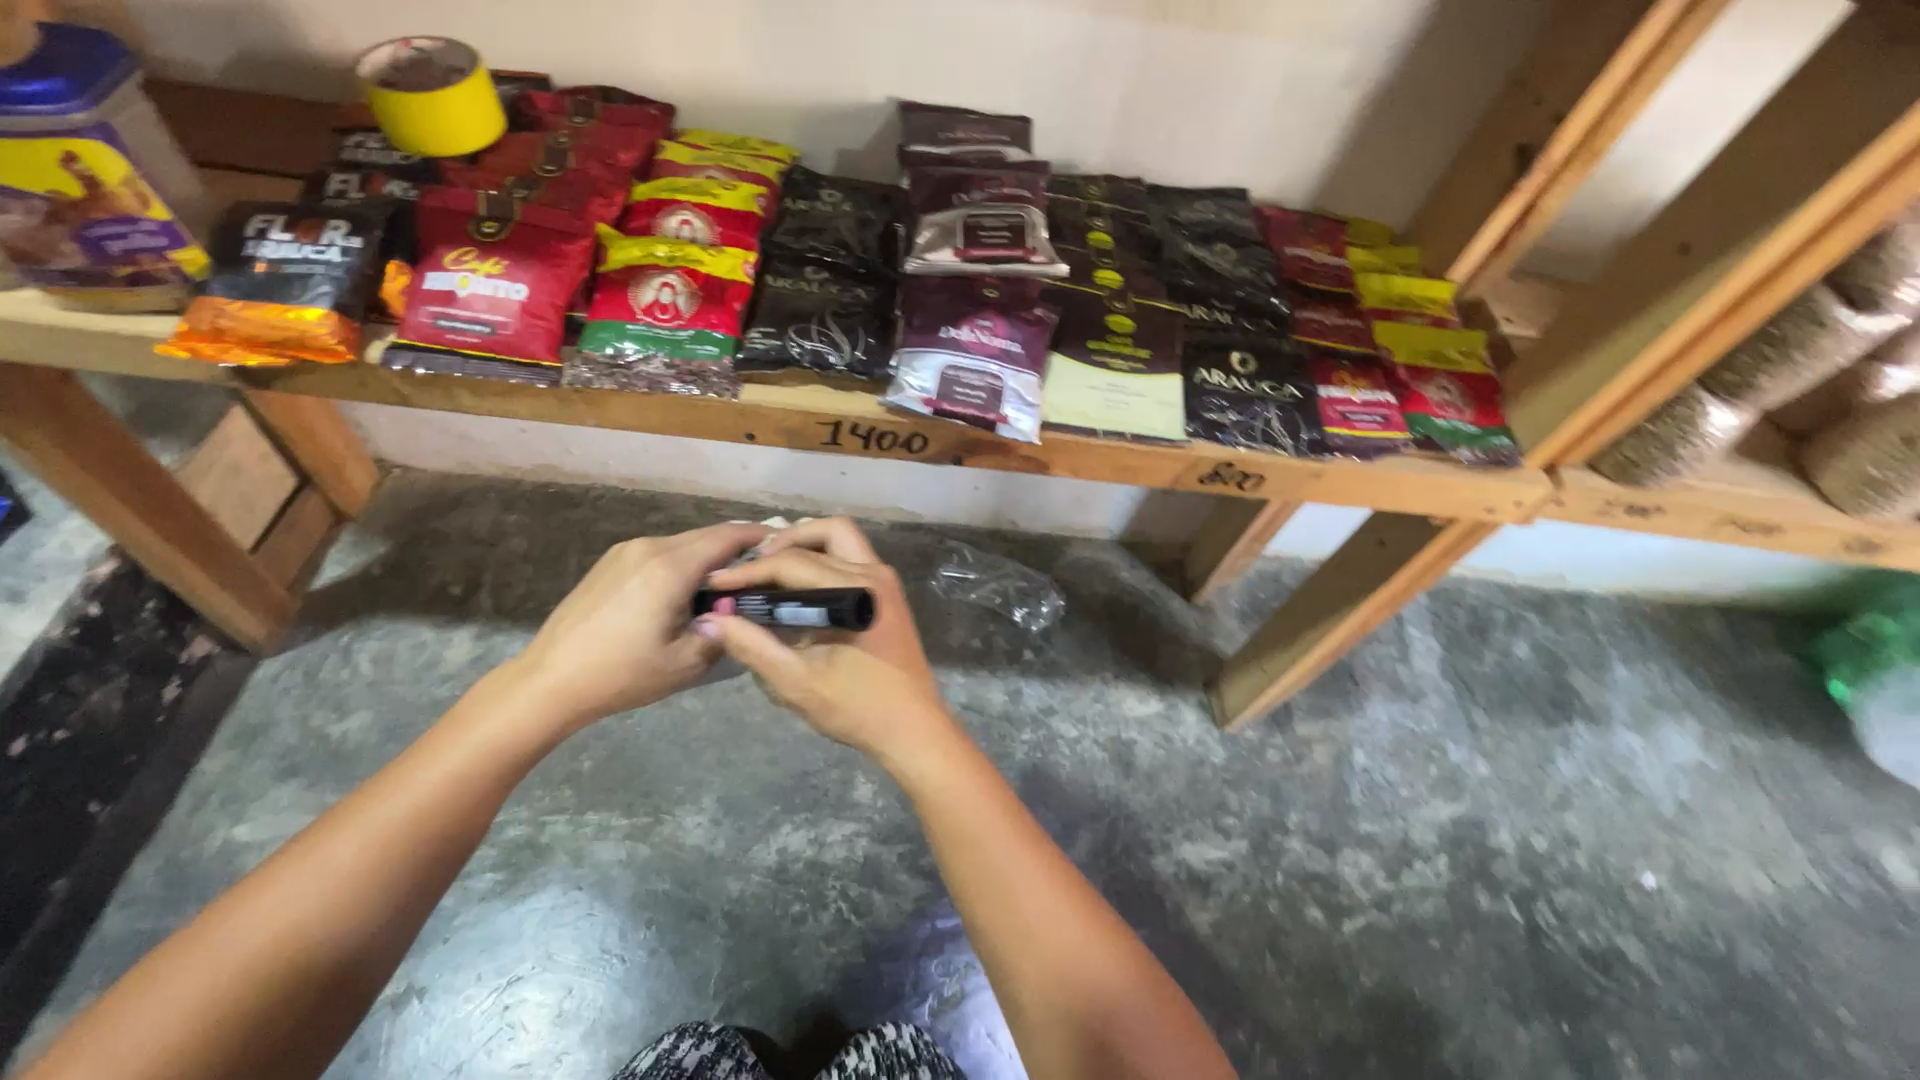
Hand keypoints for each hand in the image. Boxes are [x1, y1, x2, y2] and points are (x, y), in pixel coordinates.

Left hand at [509, 523, 770, 731]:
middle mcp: (648, 547)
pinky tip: (690, 588)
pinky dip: (684, 562)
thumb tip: (739, 612)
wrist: (550, 680)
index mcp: (670, 567)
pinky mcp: (610, 562)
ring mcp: (625, 552)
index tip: (785, 542)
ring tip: (730, 581)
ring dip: (709, 556)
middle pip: (705, 536)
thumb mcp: (685, 662)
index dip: (759, 536)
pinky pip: (660, 552)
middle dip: (737, 546)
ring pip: (682, 543)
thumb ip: (723, 631)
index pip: (727, 537)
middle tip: (765, 565)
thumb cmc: (622, 674)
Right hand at [696, 517, 955, 761]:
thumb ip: (752, 646)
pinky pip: (851, 558)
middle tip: (750, 569)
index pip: (791, 564)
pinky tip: (797, 587)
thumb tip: (710, 620)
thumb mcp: (796, 681)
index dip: (748, 571)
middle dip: (782, 543)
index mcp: (856, 591)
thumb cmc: (856, 708)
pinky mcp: (888, 595)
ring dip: (805, 545)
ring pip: (842, 539)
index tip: (715, 582)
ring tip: (770, 571)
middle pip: (825, 532)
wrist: (912, 729)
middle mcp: (875, 575)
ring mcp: (886, 583)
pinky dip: (822, 559)